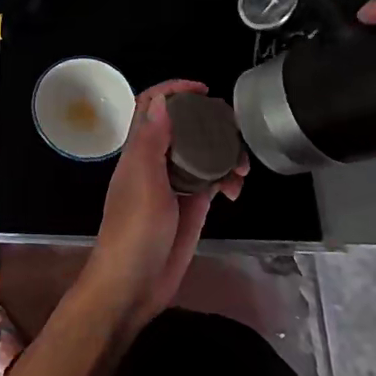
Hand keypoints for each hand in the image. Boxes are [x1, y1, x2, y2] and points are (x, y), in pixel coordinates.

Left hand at [84, 79, 246, 327]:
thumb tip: (164, 101)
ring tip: (242, 169)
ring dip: (226, 153)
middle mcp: (158, 160)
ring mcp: (176, 183)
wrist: (133, 286)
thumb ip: (152, 141)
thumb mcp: (144, 182)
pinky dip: (227, 179)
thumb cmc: (134, 232)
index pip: (153, 105)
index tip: (203, 89)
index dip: (174, 90)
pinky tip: (235, 192)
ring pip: (204, 152)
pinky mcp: (191, 205)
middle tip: (236, 129)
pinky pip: (213, 180)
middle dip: (212, 122)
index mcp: (140, 150)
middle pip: (186, 125)